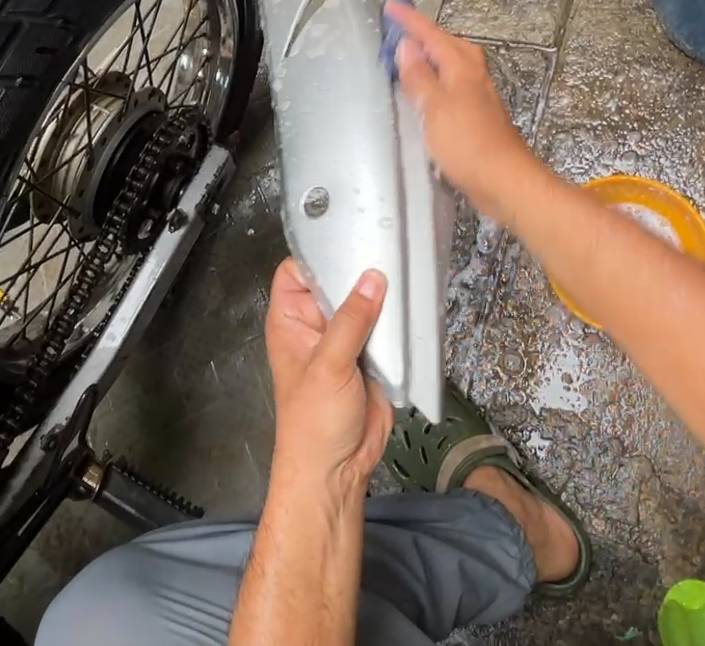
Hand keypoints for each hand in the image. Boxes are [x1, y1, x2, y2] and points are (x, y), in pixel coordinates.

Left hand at [264, 258, 392, 496]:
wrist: (338, 470)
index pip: (298, 270)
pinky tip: (413, 295)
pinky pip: (384, 326)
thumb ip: (351, 321)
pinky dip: (397, 316)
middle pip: (337, 282)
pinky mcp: (372, 354)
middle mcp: (317, 324)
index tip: (348, 233)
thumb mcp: (329, 365)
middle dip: (359, 268)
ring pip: (364, 302)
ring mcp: (346, 338)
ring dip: (382, 293)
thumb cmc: (314, 421)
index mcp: (291, 320)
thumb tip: (373, 278)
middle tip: (387, 243)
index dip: (319, 253)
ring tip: (405, 263)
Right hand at [385, 0, 538, 210]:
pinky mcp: (476, 117)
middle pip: (447, 45)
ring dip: (431, 58)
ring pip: (452, 65)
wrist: (502, 180)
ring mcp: (476, 96)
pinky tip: (426, 95)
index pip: (431, 35)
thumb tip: (407, 47)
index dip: (410, 21)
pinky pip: (451, 87)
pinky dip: (436, 82)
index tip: (392, 5)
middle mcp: (472, 76)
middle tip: (400, 30)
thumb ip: (420, 77)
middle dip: (425, 35)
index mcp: (461, 67)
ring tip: (408, 58)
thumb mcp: (435, 107)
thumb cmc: (468, 143)